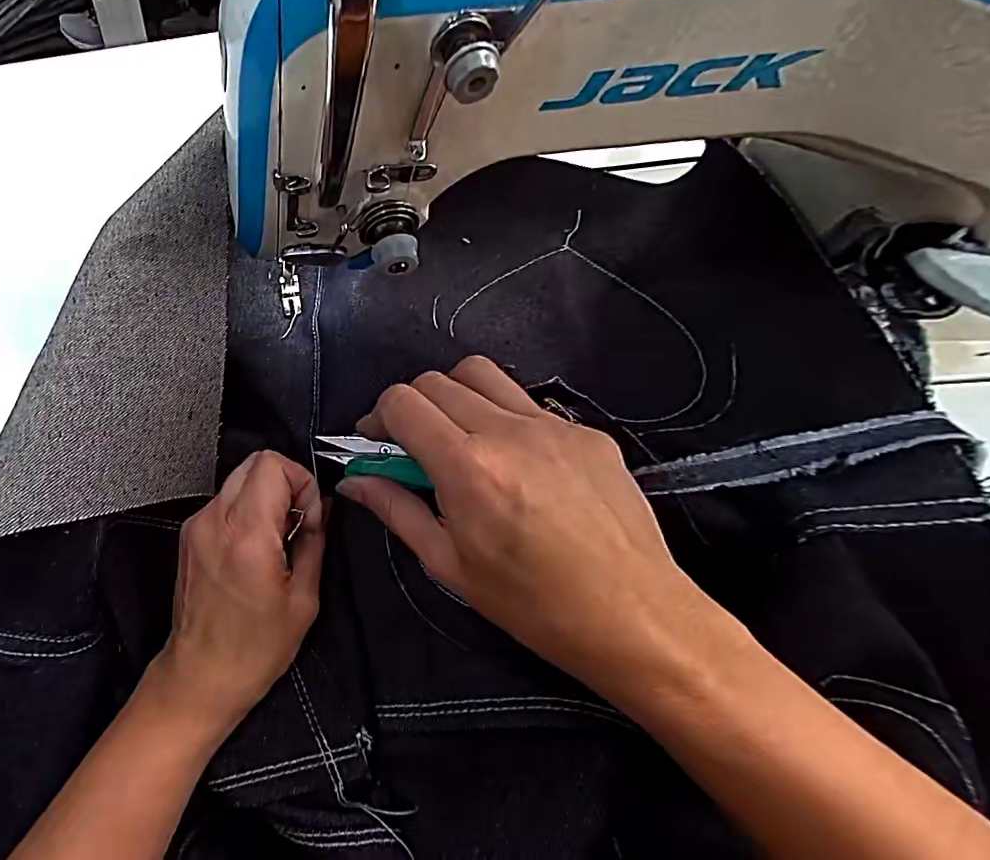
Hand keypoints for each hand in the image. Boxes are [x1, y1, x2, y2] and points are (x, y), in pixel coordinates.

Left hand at [148, 451, 328, 727]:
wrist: (200, 677)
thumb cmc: (252, 650)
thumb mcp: (303, 598)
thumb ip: (314, 540)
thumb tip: (323, 508)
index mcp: (247, 536)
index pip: (273, 465)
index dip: (301, 481)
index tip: (309, 514)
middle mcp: (215, 522)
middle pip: (256, 461)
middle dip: (285, 482)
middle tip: (297, 519)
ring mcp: (197, 525)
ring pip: (240, 476)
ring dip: (266, 494)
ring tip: (278, 535)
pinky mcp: (190, 534)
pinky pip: (226, 498)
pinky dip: (247, 507)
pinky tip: (256, 544)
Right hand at [337, 356, 737, 702]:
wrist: (635, 616)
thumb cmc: (534, 605)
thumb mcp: (450, 565)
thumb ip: (397, 510)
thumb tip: (354, 483)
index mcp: (467, 466)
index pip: (402, 402)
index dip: (378, 417)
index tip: (377, 442)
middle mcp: (507, 431)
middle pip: (435, 380)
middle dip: (412, 406)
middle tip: (414, 445)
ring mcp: (552, 424)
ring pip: (481, 373)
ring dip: (454, 395)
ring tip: (459, 437)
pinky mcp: (586, 430)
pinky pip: (528, 402)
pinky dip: (504, 416)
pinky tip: (516, 461)